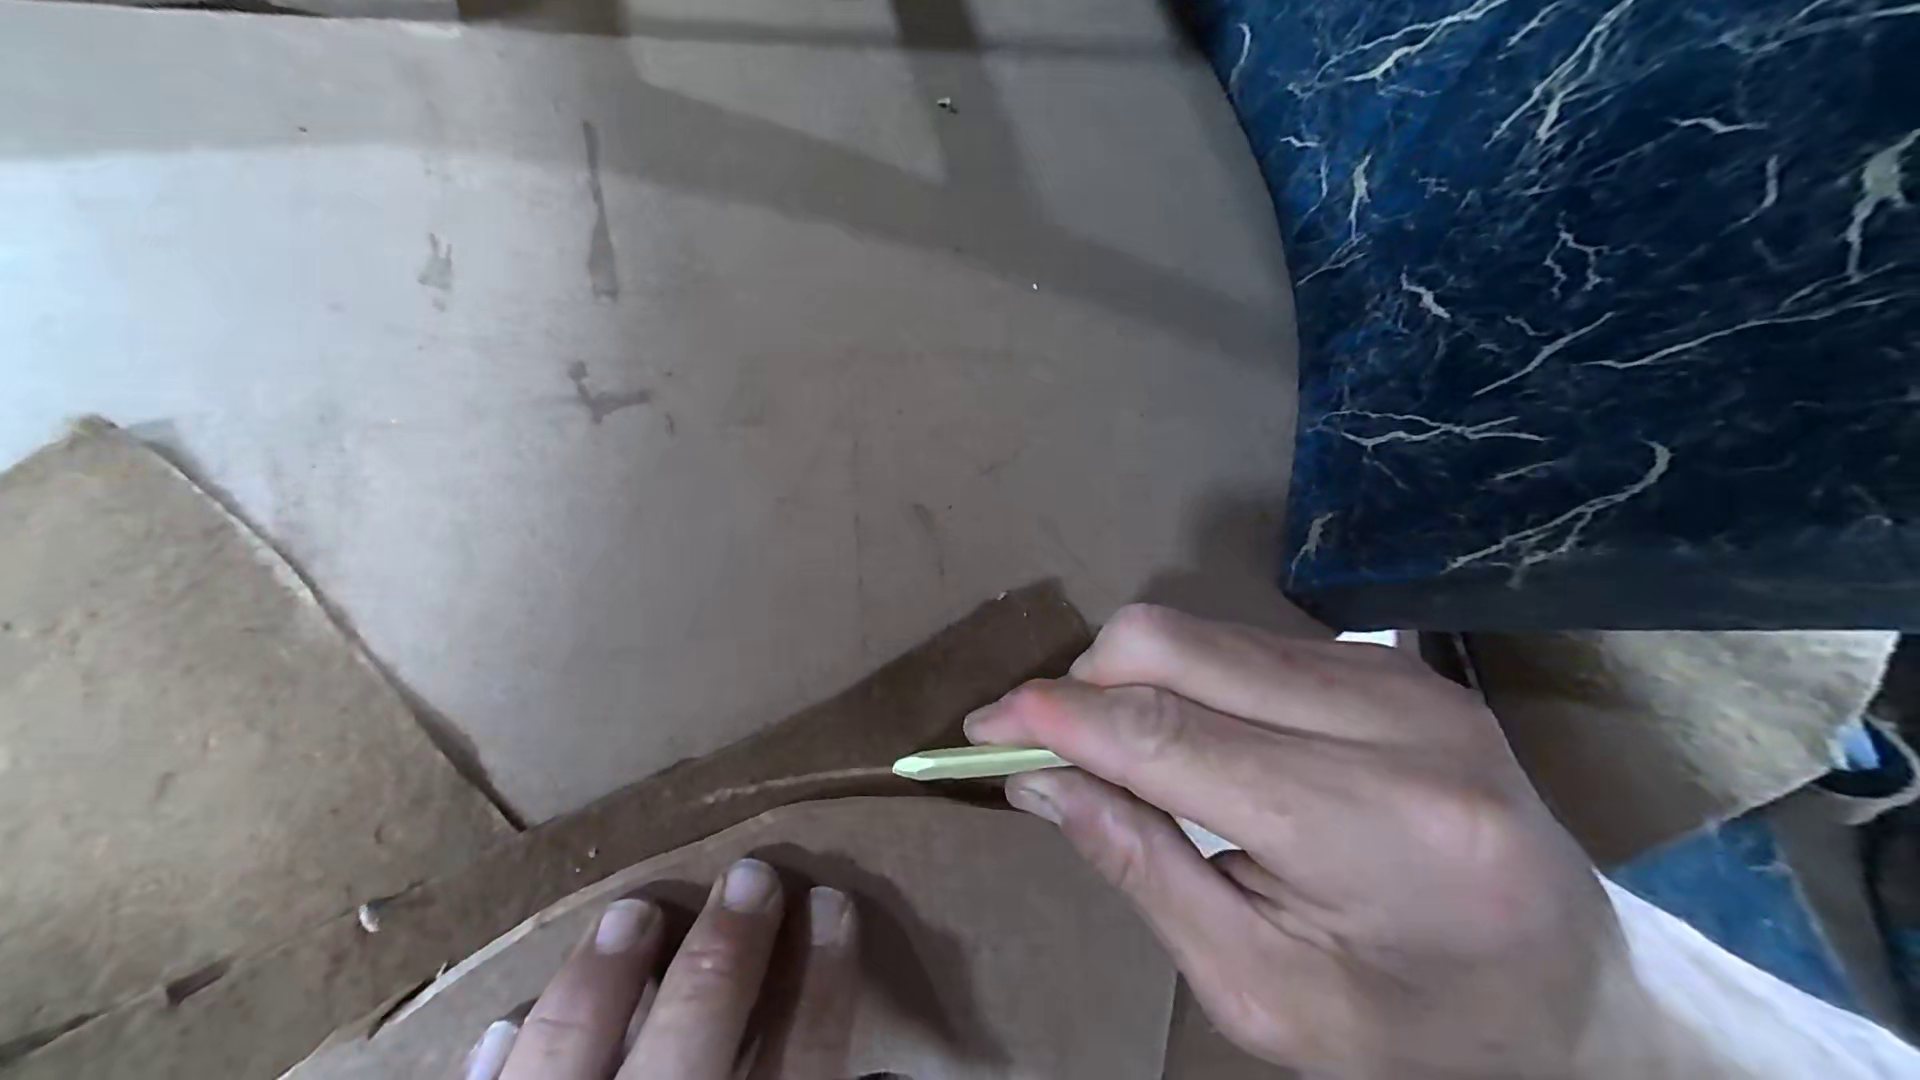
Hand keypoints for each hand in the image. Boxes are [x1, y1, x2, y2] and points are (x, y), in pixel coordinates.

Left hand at [460, 859, 858, 1079]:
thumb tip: (878, 1061)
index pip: (804, 1059)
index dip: (829, 977)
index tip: (836, 902)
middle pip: (694, 1034)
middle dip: (729, 948)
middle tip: (751, 876)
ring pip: (569, 1058)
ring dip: (606, 979)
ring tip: (632, 910)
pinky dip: (492, 1072)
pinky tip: (502, 1027)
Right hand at [965, 605, 1655, 1078]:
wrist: (1582, 990)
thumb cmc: (1418, 1029)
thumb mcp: (1262, 991)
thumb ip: (1140, 867)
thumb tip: (1039, 777)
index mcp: (1372, 829)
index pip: (1164, 736)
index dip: (1055, 718)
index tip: (982, 725)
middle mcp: (1390, 721)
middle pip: (1171, 644)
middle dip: (1082, 682)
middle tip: (1052, 744)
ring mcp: (1392, 673)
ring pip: (1195, 629)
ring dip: (1127, 679)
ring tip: (1121, 748)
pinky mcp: (1383, 657)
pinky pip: (1234, 639)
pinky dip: (1179, 676)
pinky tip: (1190, 735)